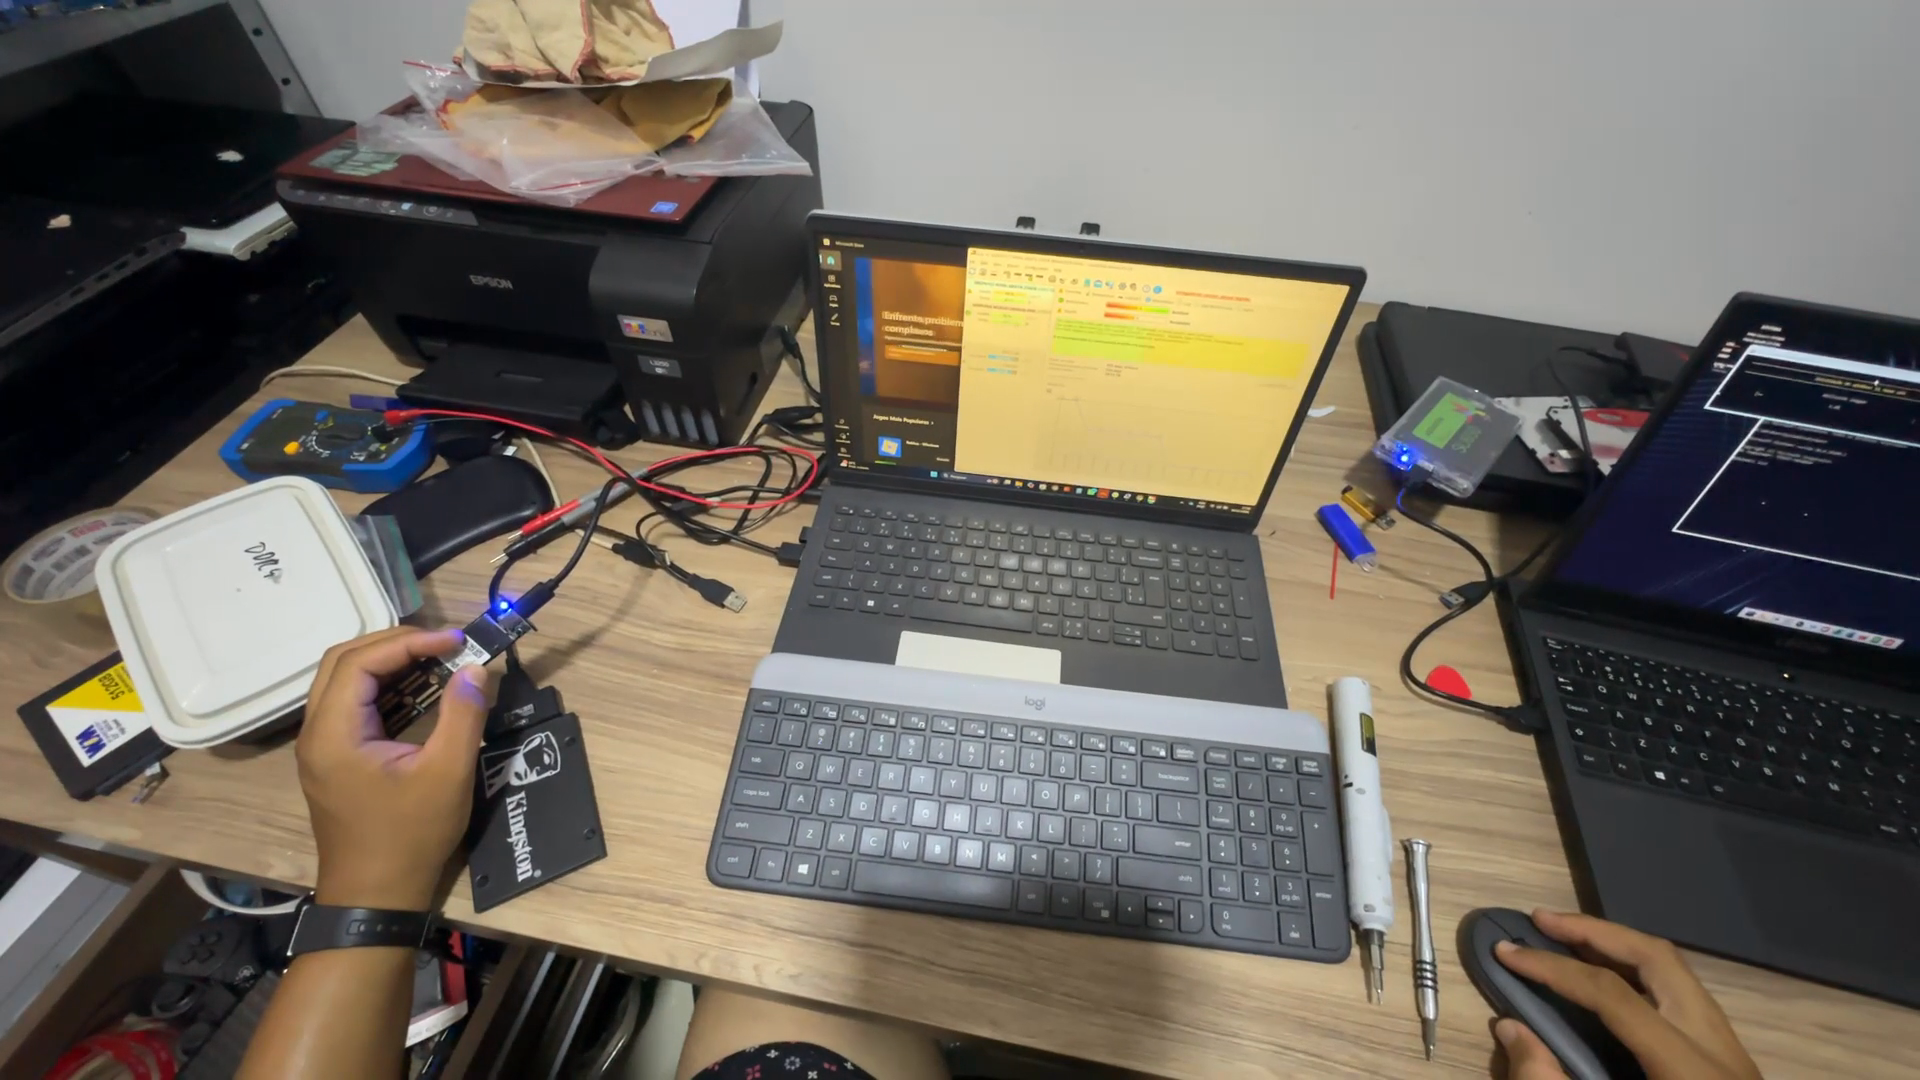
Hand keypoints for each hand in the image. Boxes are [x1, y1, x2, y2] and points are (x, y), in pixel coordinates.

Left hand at [295, 627, 491, 911]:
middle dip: (397, 643)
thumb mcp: (449, 772)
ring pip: (347, 680)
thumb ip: (462, 715)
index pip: (360, 663)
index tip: (458, 641)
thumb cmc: (411, 834)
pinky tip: (426, 688)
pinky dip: (390, 685)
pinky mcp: (340, 756)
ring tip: (442, 658)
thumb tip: (476, 669)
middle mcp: (319, 733)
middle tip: (447, 643)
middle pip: (344, 662)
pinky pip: (357, 703)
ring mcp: (325, 745)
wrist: (377, 893)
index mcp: (335, 734)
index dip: (410, 642)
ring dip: (393, 661)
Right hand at [1492, 909, 1759, 1079]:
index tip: (1504, 953)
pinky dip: (1632, 972)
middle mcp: (1723, 1055)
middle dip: (1594, 932)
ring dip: (1613, 944)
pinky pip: (1677, 996)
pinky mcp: (1726, 1065)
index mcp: (1694, 1073)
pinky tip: (1598, 975)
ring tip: (1562, 935)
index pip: (1614, 994)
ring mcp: (1732, 1058)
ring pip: (1674, 972)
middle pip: (1659, 961)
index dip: (1553, 967)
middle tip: (1539, 920)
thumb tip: (1511, 1029)